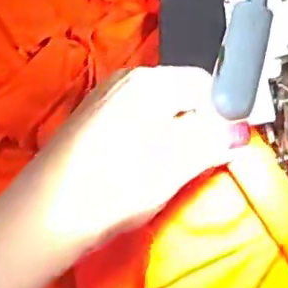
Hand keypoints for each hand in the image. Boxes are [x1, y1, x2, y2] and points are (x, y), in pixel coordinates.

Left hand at [0, 66, 243, 287]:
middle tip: (205, 159)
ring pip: (159, 106)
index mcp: (151, 80)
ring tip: (172, 169)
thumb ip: (211, 139)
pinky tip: (143, 167)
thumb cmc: (113, 184)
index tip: (234, 139)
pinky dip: (150, 136)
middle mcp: (128, 77)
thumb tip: (239, 127)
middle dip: (199, 122)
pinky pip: (137, 116)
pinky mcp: (94, 116)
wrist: (48, 210)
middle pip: (181, 91)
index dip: (225, 109)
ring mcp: (108, 94)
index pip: (205, 80)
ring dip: (175, 131)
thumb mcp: (175, 165)